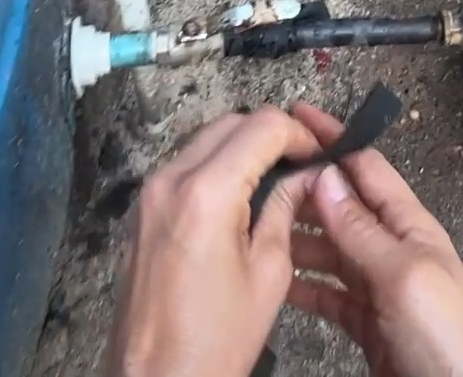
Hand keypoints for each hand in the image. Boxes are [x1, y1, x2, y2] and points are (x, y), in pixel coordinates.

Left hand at [105, 107, 322, 376]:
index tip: (320, 153)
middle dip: (271, 133)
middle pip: (232, 122)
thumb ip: (286, 208)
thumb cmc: (218, 339)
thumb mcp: (269, 273)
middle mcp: (172, 177)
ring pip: (208, 138)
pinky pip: (188, 162)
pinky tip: (242, 192)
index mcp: (207, 192)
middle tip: (302, 162)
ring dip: (244, 145)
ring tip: (277, 175)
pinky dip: (218, 163)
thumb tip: (306, 174)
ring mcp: (150, 190)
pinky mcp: (142, 207)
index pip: (261, 126)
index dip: (298, 133)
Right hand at [286, 103, 462, 376]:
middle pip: (343, 204)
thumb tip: (326, 175)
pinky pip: (330, 294)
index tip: (295, 116)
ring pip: (331, 249)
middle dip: (306, 186)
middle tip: (261, 175)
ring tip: (258, 225)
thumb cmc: (447, 338)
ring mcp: (381, 286)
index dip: (333, 138)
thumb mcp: (403, 276)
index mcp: (408, 224)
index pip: (365, 167)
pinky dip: (304, 286)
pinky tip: (276, 281)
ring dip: (298, 236)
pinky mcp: (369, 323)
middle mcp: (393, 247)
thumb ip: (362, 229)